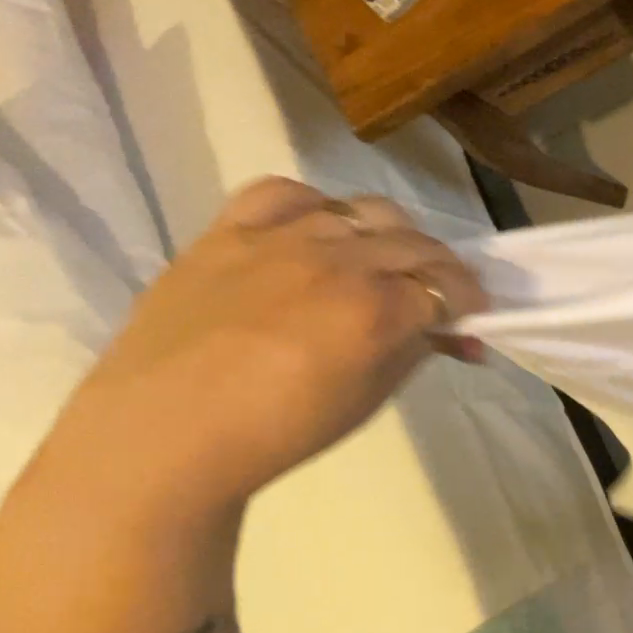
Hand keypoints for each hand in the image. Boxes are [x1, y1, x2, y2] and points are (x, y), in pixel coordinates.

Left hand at [43, 177, 489, 512]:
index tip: (471, 315)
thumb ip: (419, 350)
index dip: (470, 301)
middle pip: (418, 245)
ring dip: (392, 236)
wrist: (160, 438)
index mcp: (376, 311)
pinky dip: (316, 206)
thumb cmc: (280, 430)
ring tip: (384, 261)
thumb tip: (458, 333)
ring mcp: (280, 242)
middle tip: (441, 293)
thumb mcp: (372, 396)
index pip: (450, 286)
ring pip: (366, 211)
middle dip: (443, 269)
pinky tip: (320, 231)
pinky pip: (284, 194)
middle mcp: (337, 264)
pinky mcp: (228, 234)